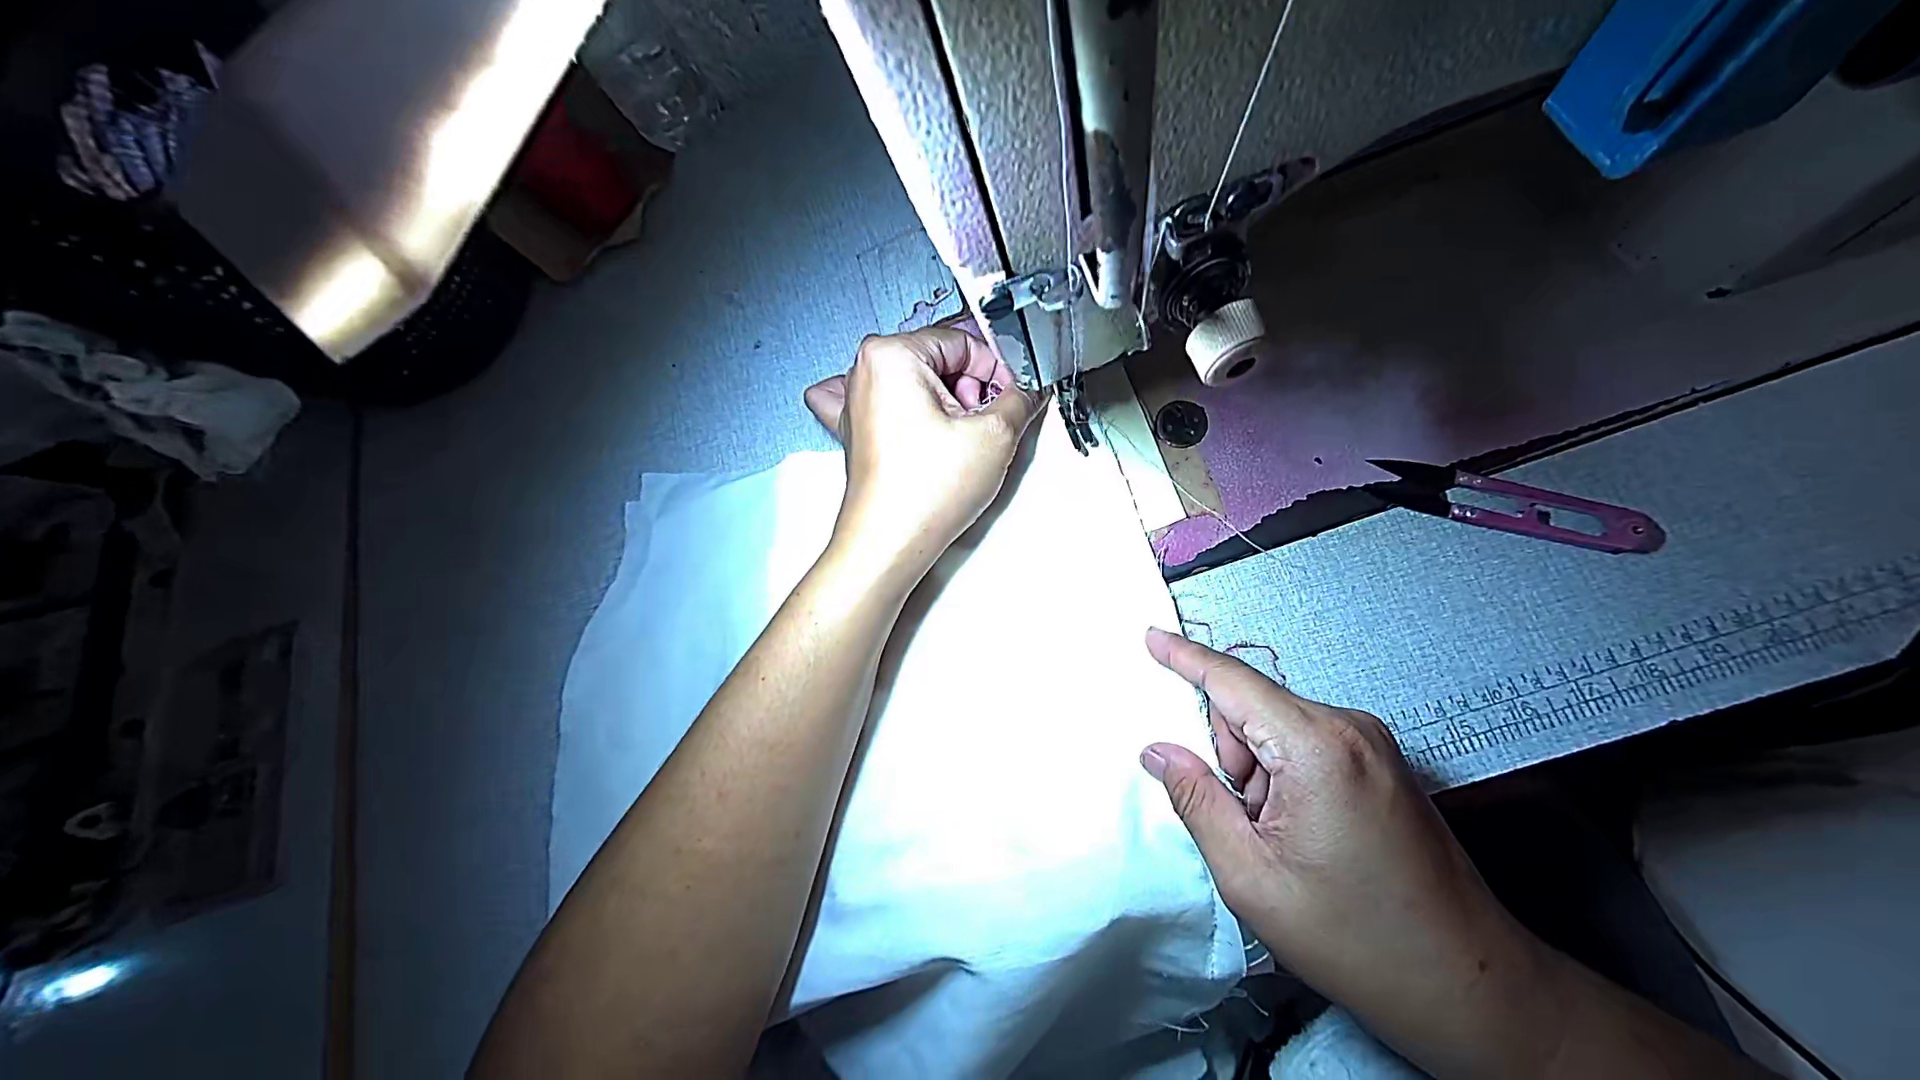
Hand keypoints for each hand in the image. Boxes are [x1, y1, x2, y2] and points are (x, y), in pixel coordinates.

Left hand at [805, 328, 1042, 574]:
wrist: (888, 544)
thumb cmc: (921, 495)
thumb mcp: (995, 436)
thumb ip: (1021, 398)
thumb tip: (1029, 388)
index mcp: (890, 354)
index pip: (962, 340)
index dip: (995, 367)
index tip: (1011, 391)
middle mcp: (864, 370)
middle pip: (939, 359)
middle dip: (970, 387)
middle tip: (985, 421)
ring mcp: (854, 401)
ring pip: (917, 381)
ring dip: (946, 403)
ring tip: (958, 438)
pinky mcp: (855, 429)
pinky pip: (888, 402)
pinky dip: (910, 409)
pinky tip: (924, 429)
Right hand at [1138, 629, 1556, 1072]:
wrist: (1471, 988)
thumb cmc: (1360, 940)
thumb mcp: (1252, 877)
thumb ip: (1197, 801)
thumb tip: (1159, 752)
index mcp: (1318, 748)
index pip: (1232, 682)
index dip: (1184, 657)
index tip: (1150, 636)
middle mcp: (1349, 729)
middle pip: (1249, 709)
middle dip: (1227, 756)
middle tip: (1242, 822)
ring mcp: (1370, 743)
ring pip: (1272, 729)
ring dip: (1255, 774)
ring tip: (1279, 840)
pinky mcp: (1377, 761)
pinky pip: (1301, 745)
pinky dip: (1280, 777)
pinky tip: (1300, 832)